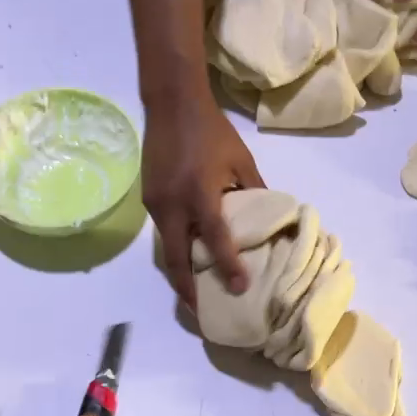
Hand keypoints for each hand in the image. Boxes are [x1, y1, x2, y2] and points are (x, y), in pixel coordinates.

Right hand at [141, 94, 264, 306]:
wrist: (171, 102)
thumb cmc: (212, 130)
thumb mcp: (242, 160)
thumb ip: (254, 192)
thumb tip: (268, 222)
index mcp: (200, 195)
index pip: (216, 240)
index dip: (228, 267)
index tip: (240, 288)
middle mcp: (173, 206)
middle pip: (178, 262)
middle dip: (188, 291)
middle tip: (200, 313)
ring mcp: (156, 205)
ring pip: (168, 251)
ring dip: (180, 275)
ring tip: (194, 294)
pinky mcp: (148, 201)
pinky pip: (164, 234)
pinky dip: (176, 251)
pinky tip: (187, 259)